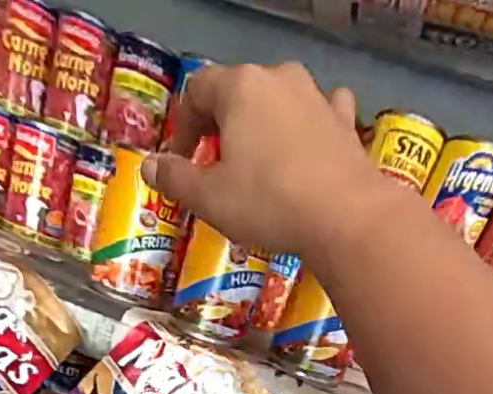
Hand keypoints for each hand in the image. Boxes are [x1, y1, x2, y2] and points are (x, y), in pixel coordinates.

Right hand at [142, 63, 403, 258]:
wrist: (343, 216)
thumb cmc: (266, 203)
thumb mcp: (208, 198)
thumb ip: (175, 178)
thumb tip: (149, 165)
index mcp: (240, 88)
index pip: (197, 91)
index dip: (182, 126)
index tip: (180, 161)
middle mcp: (278, 78)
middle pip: (237, 92)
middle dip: (220, 126)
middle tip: (214, 166)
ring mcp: (316, 95)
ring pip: (276, 101)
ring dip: (260, 126)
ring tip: (256, 164)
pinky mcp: (343, 119)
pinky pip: (316, 112)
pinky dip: (302, 127)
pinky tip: (302, 148)